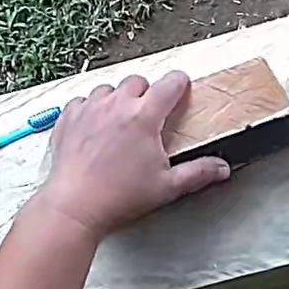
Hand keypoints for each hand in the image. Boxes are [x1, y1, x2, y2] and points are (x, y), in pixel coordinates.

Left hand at [31, 72, 230, 237]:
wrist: (73, 207)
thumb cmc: (117, 197)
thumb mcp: (167, 186)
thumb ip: (198, 173)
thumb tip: (220, 168)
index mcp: (144, 117)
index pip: (170, 83)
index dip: (179, 82)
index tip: (181, 87)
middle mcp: (116, 106)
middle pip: (138, 80)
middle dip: (147, 92)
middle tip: (150, 113)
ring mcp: (89, 110)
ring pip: (108, 88)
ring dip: (118, 98)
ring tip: (122, 119)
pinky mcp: (68, 120)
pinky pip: (81, 100)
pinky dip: (90, 107)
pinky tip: (95, 125)